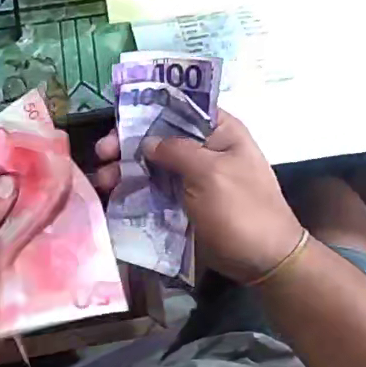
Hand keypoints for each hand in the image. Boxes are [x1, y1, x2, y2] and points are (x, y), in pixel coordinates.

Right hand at [92, 113, 303, 281]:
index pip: (180, 106)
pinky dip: (135, 191)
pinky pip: (156, 190)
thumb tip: (147, 142)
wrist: (263, 260)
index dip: (149, 107)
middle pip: (160, 136)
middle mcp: (205, 149)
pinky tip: (114, 194)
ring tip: (102, 179)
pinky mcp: (185, 203)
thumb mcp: (210, 173)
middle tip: (102, 152)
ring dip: (127, 169)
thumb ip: (176, 151)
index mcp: (220, 131)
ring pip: (154, 165)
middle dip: (129, 142)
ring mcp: (194, 178)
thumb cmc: (242, 209)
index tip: (119, 117)